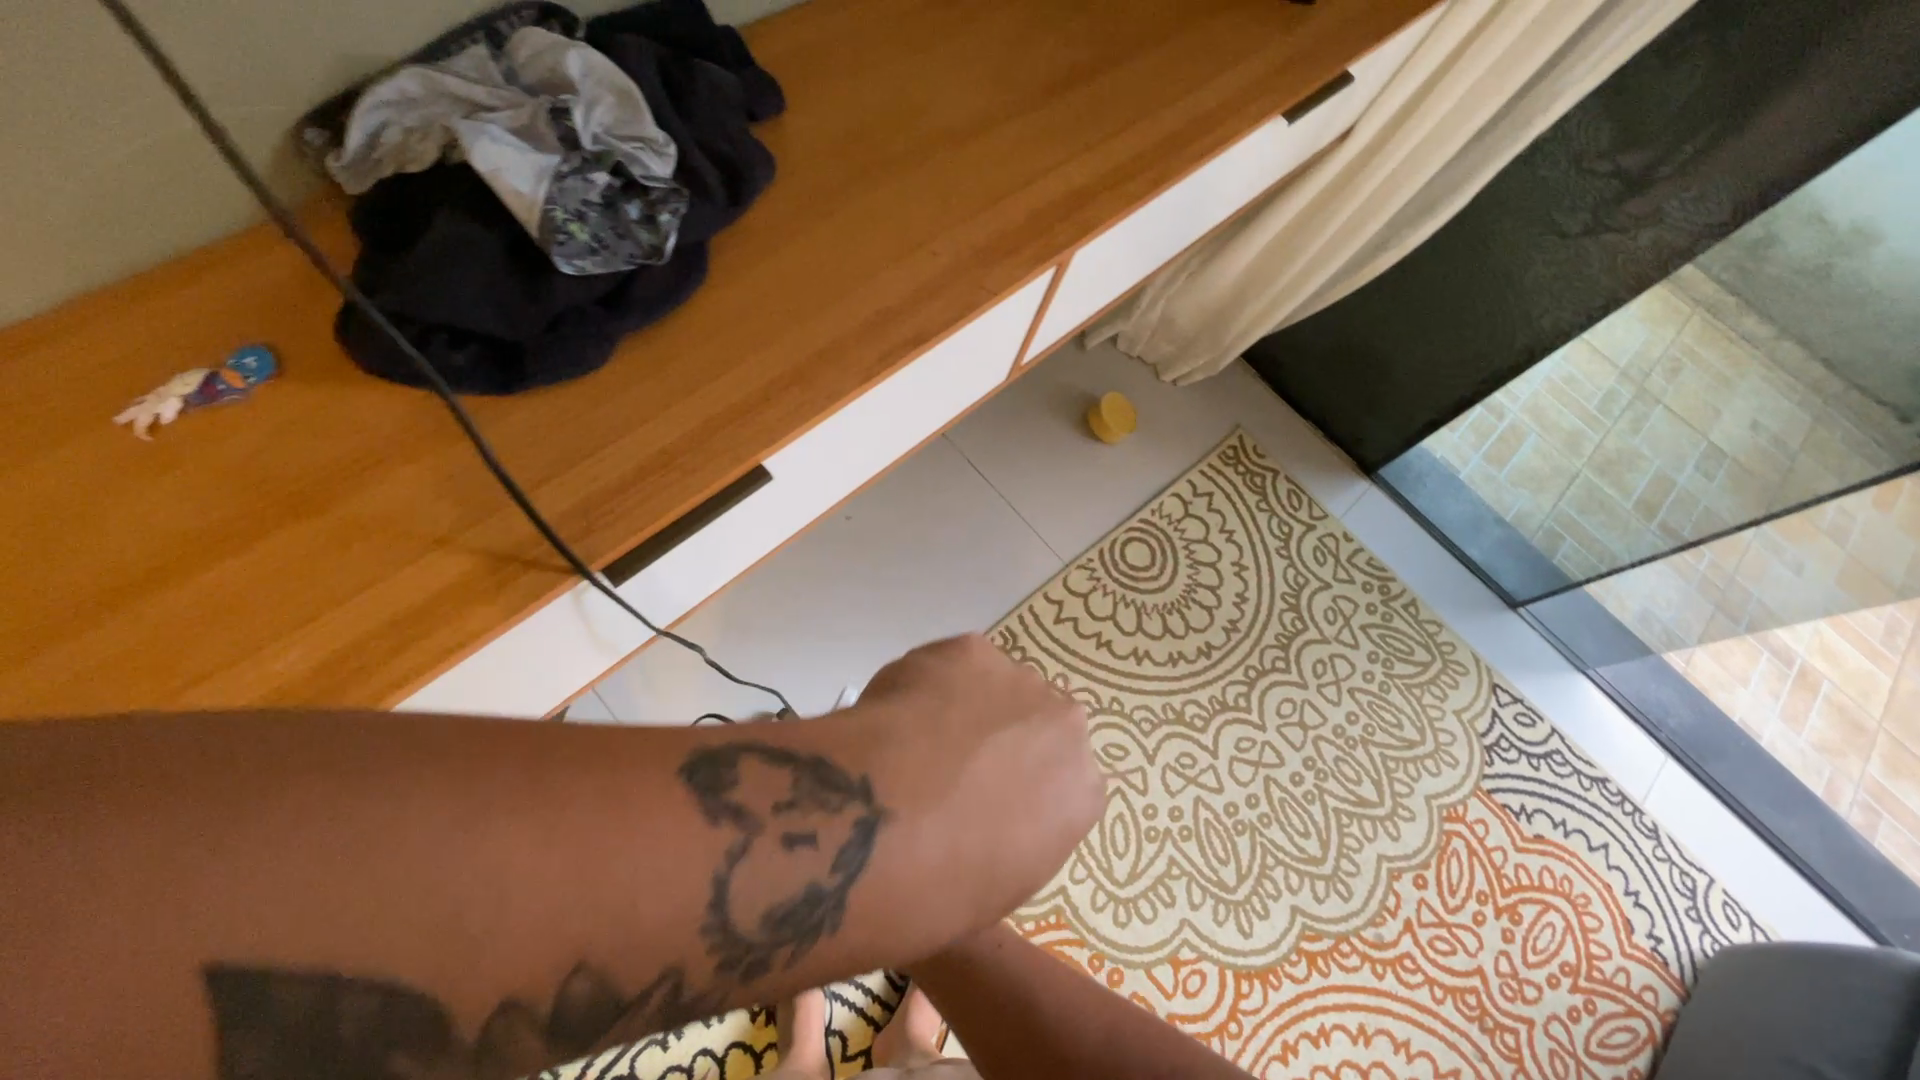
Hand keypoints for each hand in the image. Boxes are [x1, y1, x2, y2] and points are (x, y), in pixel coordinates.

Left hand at [851, 635, 1103, 947]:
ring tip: (914, 740)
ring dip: (966, 706)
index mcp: (1082, 791)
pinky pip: (953, 665)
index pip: (1062, 782)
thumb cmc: (944, 886)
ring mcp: (1018, 680)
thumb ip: (1014, 851)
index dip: (1020, 788)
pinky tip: (898, 714)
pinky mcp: (969, 650)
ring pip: (995, 687)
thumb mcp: (997, 894)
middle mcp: (1065, 726)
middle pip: (1035, 724)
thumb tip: (1000, 870)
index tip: (983, 803)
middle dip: (1002, 739)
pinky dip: (929, 682)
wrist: (886, 825)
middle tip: (949, 768)